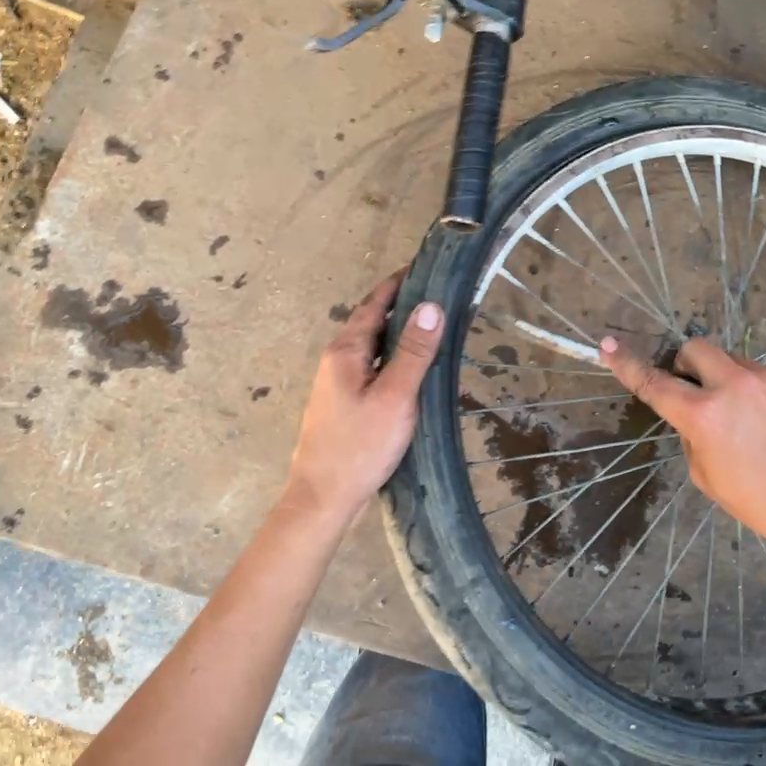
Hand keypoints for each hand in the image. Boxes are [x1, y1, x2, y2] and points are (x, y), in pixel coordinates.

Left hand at [284, 270, 443, 522]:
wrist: (323, 499)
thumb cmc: (359, 446)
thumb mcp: (395, 397)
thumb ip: (413, 351)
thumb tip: (431, 306)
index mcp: (346, 351)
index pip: (375, 303)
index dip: (400, 283)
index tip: (428, 266)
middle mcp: (338, 360)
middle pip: (373, 321)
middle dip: (404, 304)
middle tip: (442, 293)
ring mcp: (339, 383)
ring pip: (374, 346)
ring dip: (401, 332)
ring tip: (436, 325)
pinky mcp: (345, 404)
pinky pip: (374, 367)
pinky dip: (396, 357)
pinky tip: (416, 369)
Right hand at [598, 336, 765, 555]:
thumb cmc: (762, 504)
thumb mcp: (708, 477)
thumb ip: (694, 437)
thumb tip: (697, 415)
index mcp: (704, 415)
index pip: (655, 383)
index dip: (628, 365)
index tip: (609, 345)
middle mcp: (734, 385)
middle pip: (697, 348)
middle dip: (688, 362)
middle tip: (696, 387)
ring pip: (735, 363)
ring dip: (729, 381)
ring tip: (751, 421)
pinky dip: (762, 394)